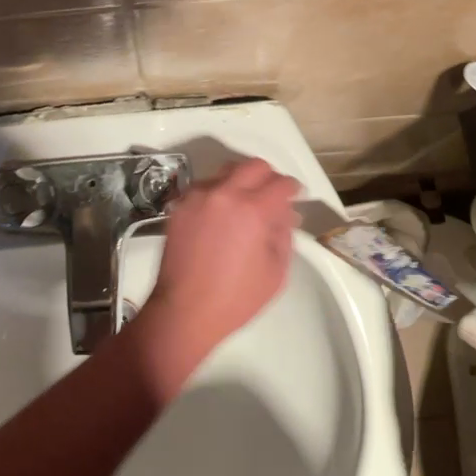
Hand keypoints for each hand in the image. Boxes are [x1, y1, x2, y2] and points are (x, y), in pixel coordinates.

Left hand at [138, 159, 300, 356]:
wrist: (185, 310)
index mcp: (253, 210)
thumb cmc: (236, 298)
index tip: (295, 196)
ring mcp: (199, 196)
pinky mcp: (180, 205)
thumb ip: (283, 234)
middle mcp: (225, 194)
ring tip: (246, 205)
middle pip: (254, 165)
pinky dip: (219, 193)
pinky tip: (221, 215)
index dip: (293, 189)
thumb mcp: (276, 272)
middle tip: (273, 196)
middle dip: (269, 177)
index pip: (281, 184)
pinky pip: (205, 187)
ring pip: (227, 171)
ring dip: (242, 182)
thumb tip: (285, 213)